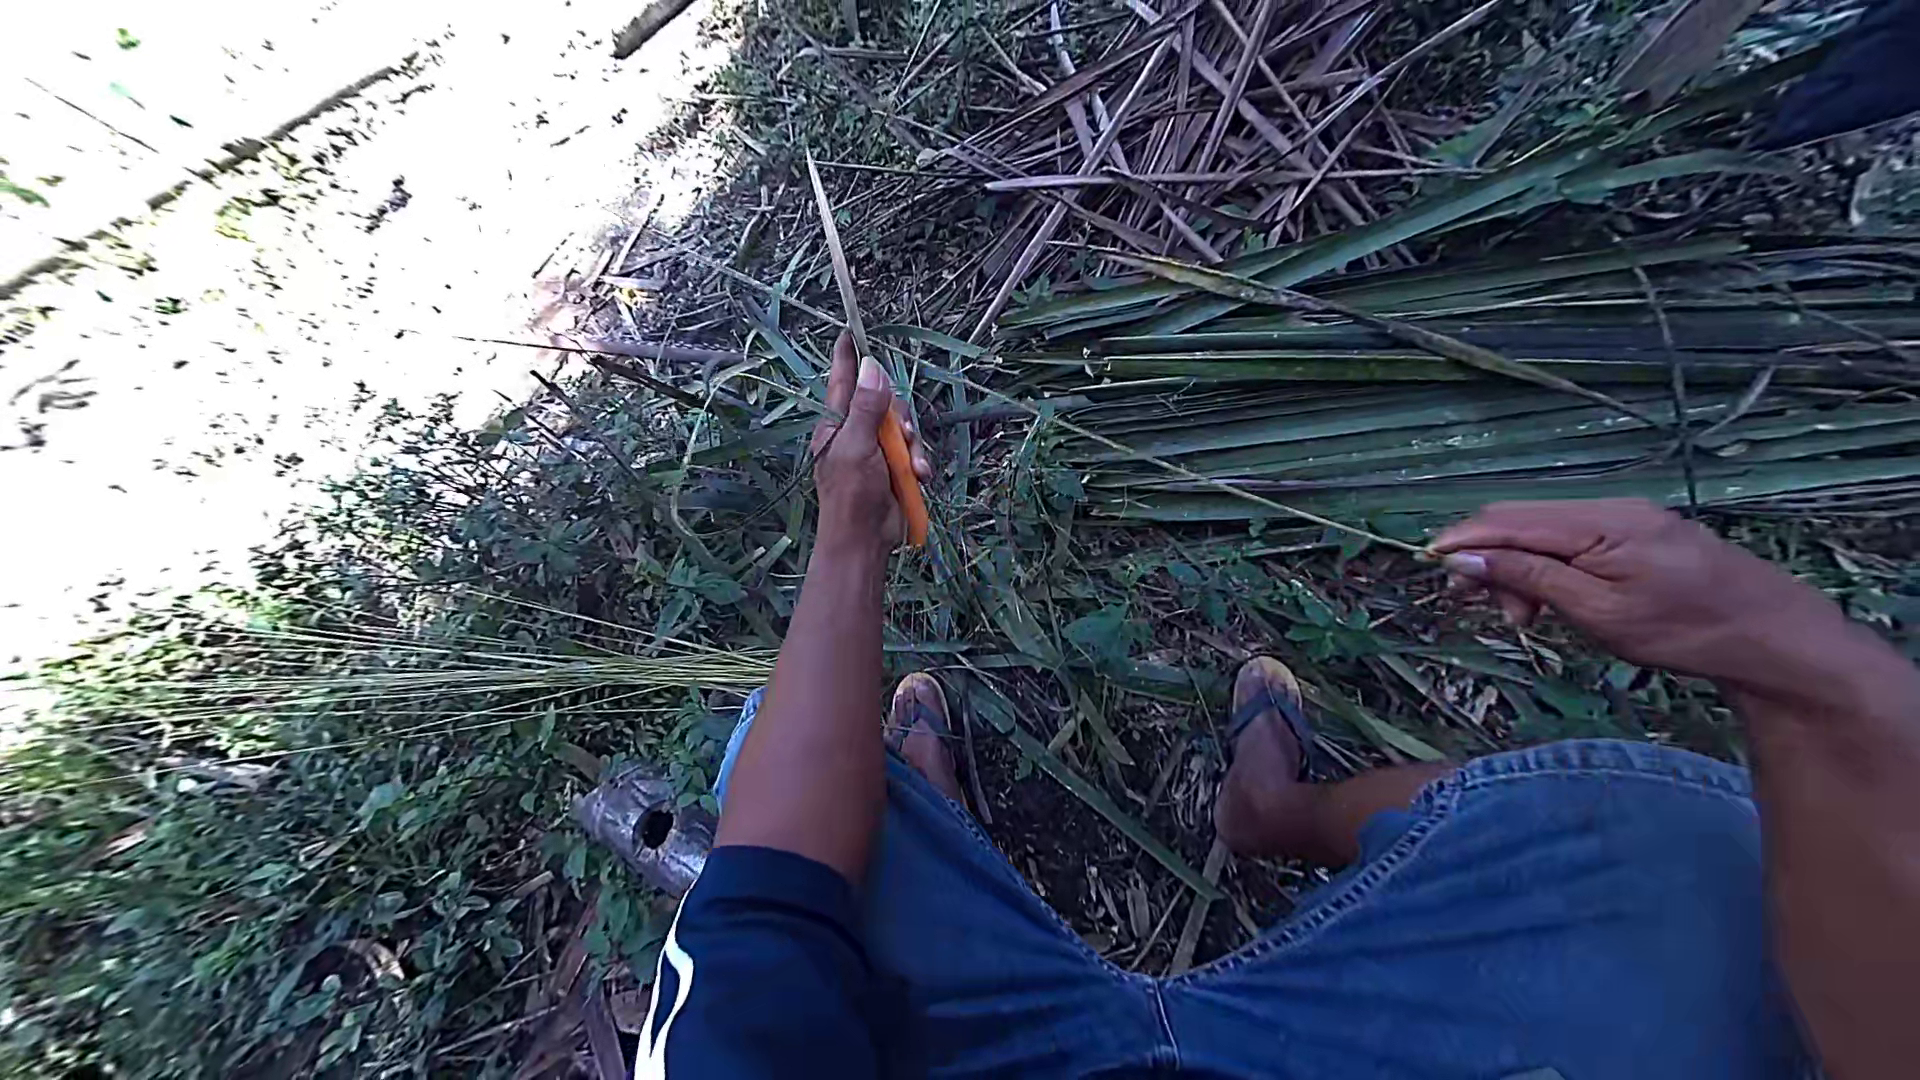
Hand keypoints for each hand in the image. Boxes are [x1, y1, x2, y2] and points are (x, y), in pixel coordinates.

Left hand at [811, 332, 930, 553]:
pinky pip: (915, 453)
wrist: (865, 540)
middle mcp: (858, 433)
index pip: (844, 381)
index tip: (851, 331)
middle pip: (886, 403)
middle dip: (900, 418)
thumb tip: (873, 367)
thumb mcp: (857, 447)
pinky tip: (920, 478)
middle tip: (903, 435)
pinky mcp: (896, 469)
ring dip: (914, 447)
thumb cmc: (851, 494)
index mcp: (837, 424)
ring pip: (906, 429)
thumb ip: (867, 408)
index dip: (849, 357)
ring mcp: (878, 452)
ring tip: (914, 468)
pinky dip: (920, 464)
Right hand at [1432, 499, 1862, 700]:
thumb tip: (1462, 558)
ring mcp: (1623, 516)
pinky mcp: (1632, 530)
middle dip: (1485, 557)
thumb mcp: (1595, 610)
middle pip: (1514, 519)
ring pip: (1535, 529)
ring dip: (1513, 567)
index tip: (1426, 564)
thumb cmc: (1685, 632)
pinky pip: (1563, 537)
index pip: (1505, 520)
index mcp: (1602, 524)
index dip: (1459, 540)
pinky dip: (1540, 565)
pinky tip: (1547, 596)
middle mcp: (1608, 508)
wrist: (1783, 643)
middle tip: (1480, 603)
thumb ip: (1525, 576)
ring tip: (1522, 613)